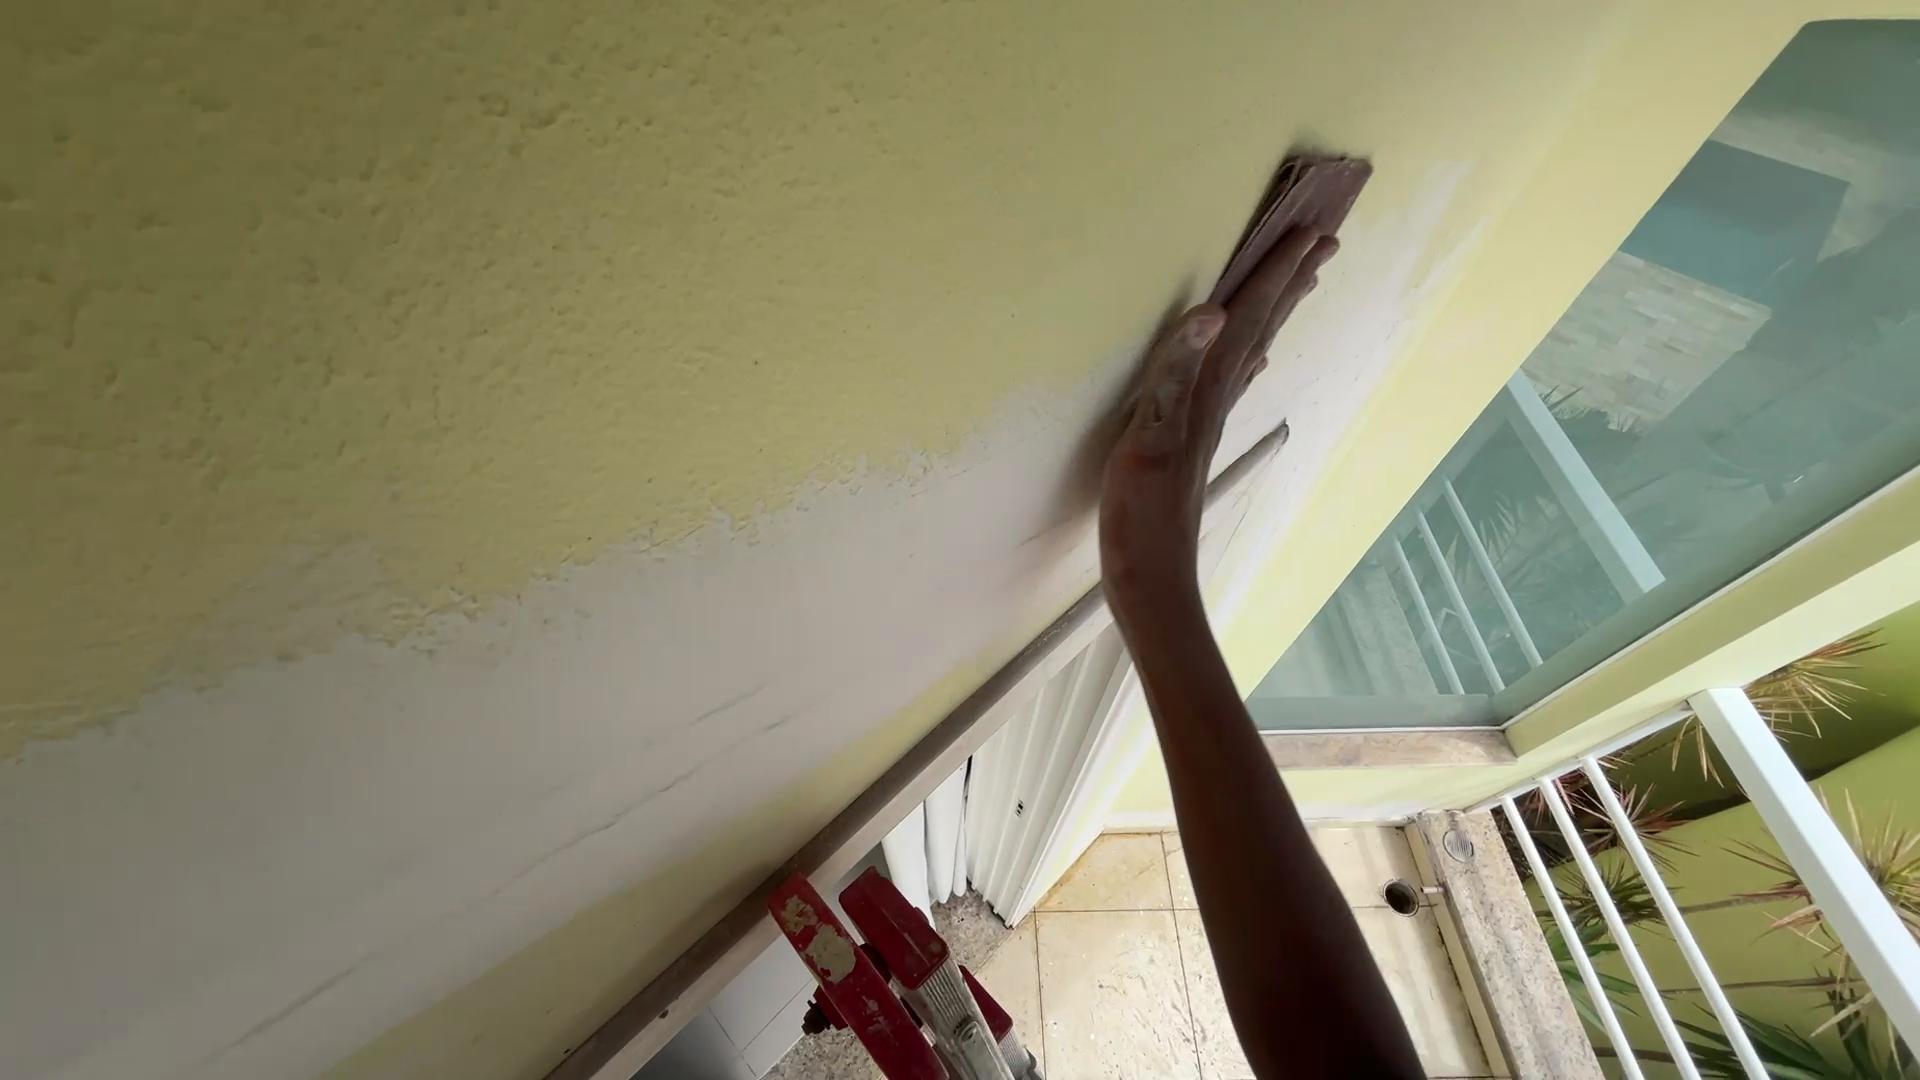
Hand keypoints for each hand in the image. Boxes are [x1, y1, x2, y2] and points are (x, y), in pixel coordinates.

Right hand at [1099, 229, 1337, 623]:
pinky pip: (1230, 386)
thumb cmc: (1139, 513)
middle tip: (1325, 243)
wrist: (1150, 573)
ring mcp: (1207, 425)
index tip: (1310, 232)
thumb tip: (1213, 314)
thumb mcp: (1146, 439)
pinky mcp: (1193, 444)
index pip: (1245, 321)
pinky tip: (1249, 363)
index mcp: (1204, 393)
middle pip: (1260, 332)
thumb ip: (1174, 375)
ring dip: (1275, 317)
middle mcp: (1214, 402)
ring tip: (1298, 286)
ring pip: (1249, 356)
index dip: (1274, 276)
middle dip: (1289, 286)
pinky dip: (1246, 361)